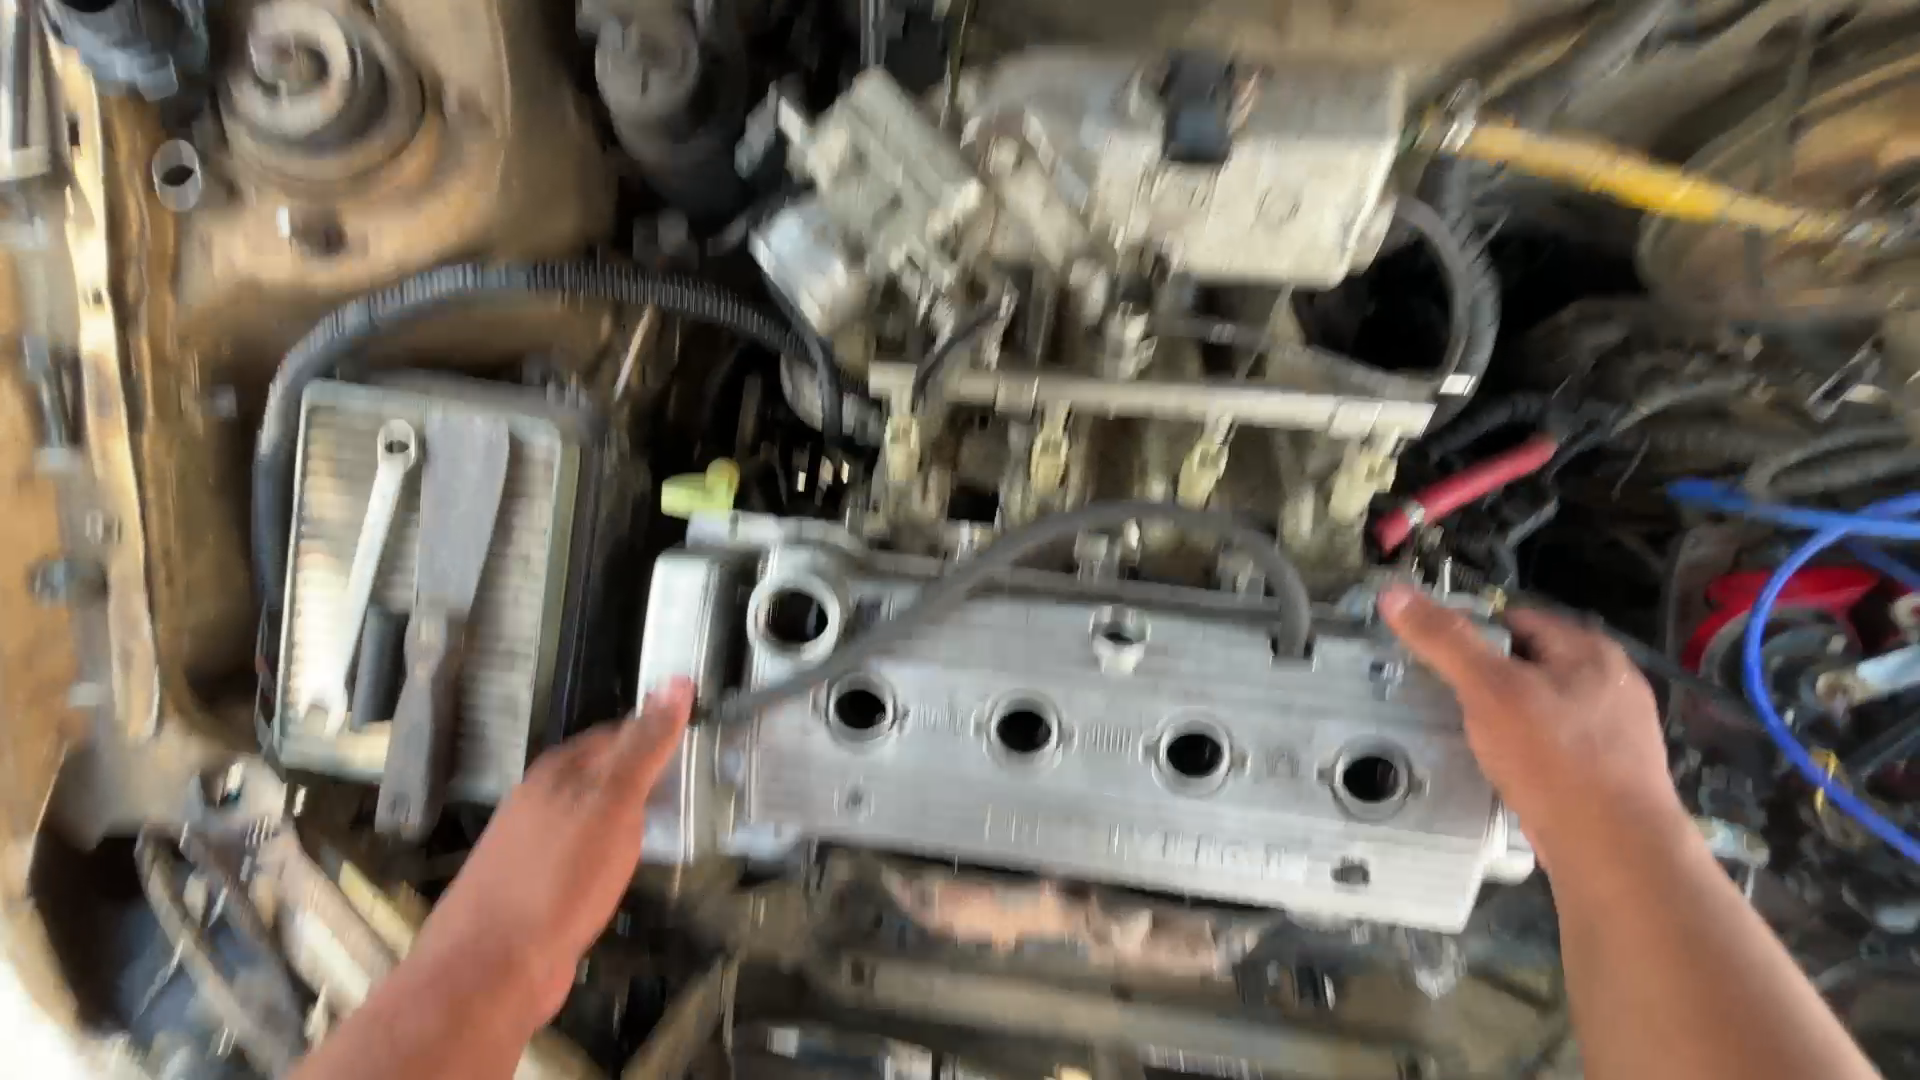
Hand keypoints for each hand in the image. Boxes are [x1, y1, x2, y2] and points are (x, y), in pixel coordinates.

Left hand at [407, 679, 694, 1021]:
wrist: (489, 970)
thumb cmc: (560, 876)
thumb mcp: (614, 801)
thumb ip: (645, 744)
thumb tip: (678, 682)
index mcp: (560, 769)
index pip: (620, 731)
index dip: (659, 735)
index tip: (698, 747)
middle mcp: (542, 797)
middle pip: (606, 771)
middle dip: (647, 775)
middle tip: (695, 787)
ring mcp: (533, 842)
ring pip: (595, 812)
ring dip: (632, 814)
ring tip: (672, 825)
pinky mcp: (534, 883)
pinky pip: (585, 849)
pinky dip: (613, 849)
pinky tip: (628, 866)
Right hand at [1377, 585, 1685, 860]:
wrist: (1613, 849)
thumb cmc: (1552, 756)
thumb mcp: (1486, 687)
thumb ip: (1441, 639)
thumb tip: (1393, 592)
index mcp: (1590, 651)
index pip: (1514, 618)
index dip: (1470, 631)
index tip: (1434, 655)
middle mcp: (1609, 682)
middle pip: (1524, 660)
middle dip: (1482, 674)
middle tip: (1441, 692)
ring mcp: (1612, 728)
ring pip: (1534, 702)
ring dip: (1498, 710)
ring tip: (1462, 727)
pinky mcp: (1604, 768)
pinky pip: (1547, 738)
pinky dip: (1518, 743)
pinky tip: (1496, 760)